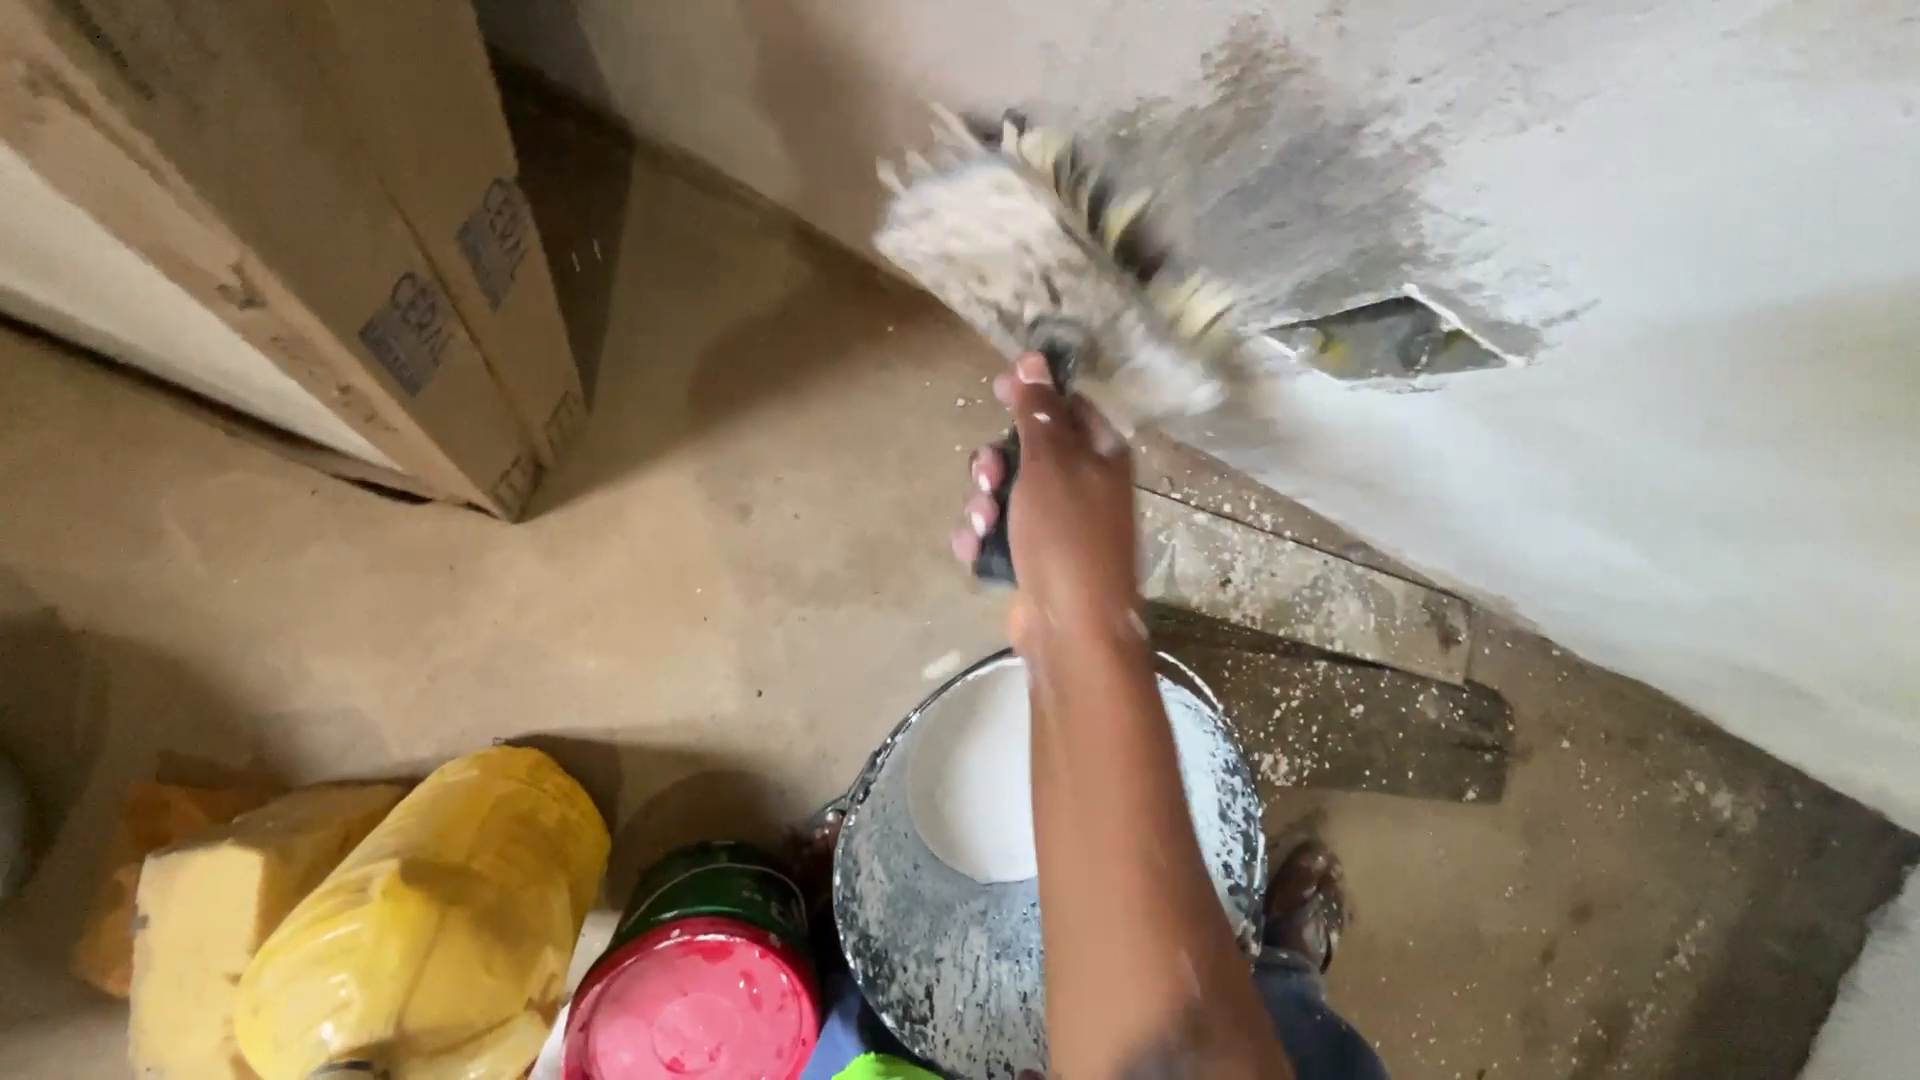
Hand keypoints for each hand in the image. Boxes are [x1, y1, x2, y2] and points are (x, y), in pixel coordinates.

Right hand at [951, 352, 1141, 660]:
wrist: (1071, 626)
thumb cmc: (1067, 534)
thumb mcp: (1051, 461)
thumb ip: (1038, 410)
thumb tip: (1034, 360)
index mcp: (1102, 455)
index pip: (1067, 407)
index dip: (1032, 395)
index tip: (998, 388)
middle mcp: (1084, 486)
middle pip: (1028, 452)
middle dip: (996, 462)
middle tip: (988, 475)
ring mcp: (1059, 527)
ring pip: (1006, 494)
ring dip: (984, 502)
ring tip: (983, 525)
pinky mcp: (1035, 559)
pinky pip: (999, 534)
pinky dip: (983, 538)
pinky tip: (976, 549)